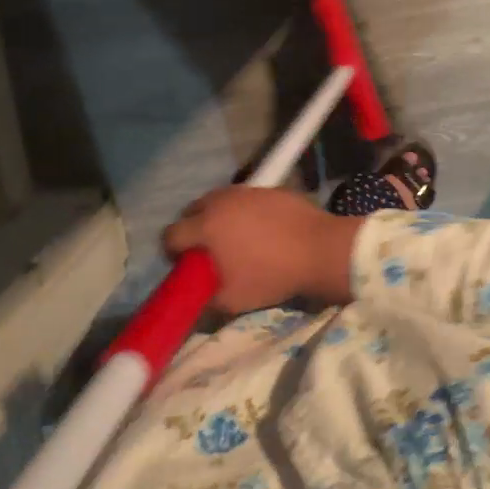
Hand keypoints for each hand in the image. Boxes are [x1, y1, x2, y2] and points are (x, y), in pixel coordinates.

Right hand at [162, 187, 359, 312]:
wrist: (319, 249)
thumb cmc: (271, 275)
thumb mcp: (232, 300)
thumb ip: (205, 299)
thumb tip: (195, 297)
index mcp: (205, 226)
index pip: (170, 234)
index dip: (172, 252)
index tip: (185, 265)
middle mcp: (220, 201)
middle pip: (191, 211)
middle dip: (193, 229)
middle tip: (208, 250)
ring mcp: (245, 190)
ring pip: (218, 200)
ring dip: (217, 217)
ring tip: (234, 237)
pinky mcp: (268, 188)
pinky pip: (244, 198)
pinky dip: (243, 210)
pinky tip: (260, 228)